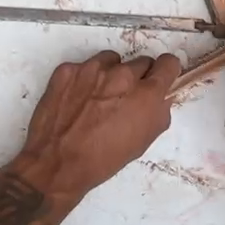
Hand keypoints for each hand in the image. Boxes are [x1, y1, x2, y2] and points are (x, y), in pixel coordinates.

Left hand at [7, 50, 180, 200]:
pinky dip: (84, 80)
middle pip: (140, 62)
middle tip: (124, 99)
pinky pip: (84, 67)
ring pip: (112, 60)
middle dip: (137, 78)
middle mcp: (122, 75)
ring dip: (111, 75)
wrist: (56, 164)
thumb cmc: (104, 160)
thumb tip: (160, 98)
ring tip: (98, 99)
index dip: (165, 71)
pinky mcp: (67, 70)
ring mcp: (91, 69)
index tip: (159, 78)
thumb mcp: (143, 142)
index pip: (168, 63)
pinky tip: (77, 100)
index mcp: (146, 94)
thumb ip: (158, 113)